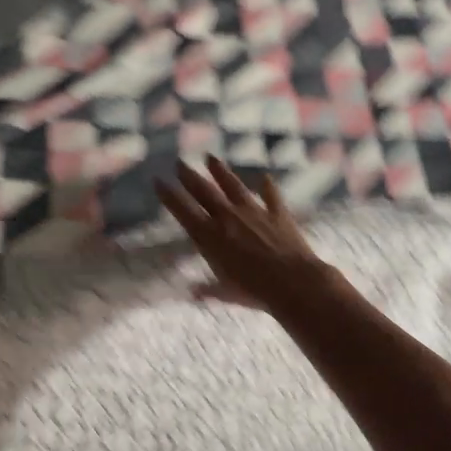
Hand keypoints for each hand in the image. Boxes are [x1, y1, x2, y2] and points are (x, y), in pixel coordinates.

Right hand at [157, 157, 337, 312]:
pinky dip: (268, 186)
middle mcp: (227, 218)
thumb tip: (192, 292)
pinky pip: (271, 196)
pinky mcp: (277, 213)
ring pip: (233, 186)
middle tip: (180, 162)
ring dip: (220, 171)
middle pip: (204, 192)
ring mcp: (253, 212)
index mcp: (209, 237)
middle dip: (189, 176)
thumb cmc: (253, 291)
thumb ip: (208, 289)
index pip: (183, 211)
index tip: (158, 180)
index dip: (169, 195)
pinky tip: (265, 177)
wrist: (292, 281)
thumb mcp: (225, 292)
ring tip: (211, 158)